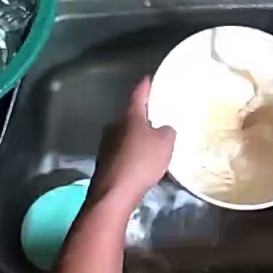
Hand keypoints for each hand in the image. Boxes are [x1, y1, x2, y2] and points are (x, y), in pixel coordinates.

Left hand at [91, 77, 175, 207]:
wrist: (114, 193)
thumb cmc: (141, 162)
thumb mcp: (165, 143)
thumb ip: (168, 131)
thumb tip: (163, 129)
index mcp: (130, 116)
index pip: (138, 94)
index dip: (146, 85)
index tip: (150, 78)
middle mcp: (115, 126)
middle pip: (132, 116)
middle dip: (145, 118)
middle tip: (160, 119)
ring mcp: (107, 144)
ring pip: (127, 135)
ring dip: (139, 138)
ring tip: (155, 146)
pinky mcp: (105, 162)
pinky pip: (124, 152)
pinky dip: (134, 155)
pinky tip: (143, 165)